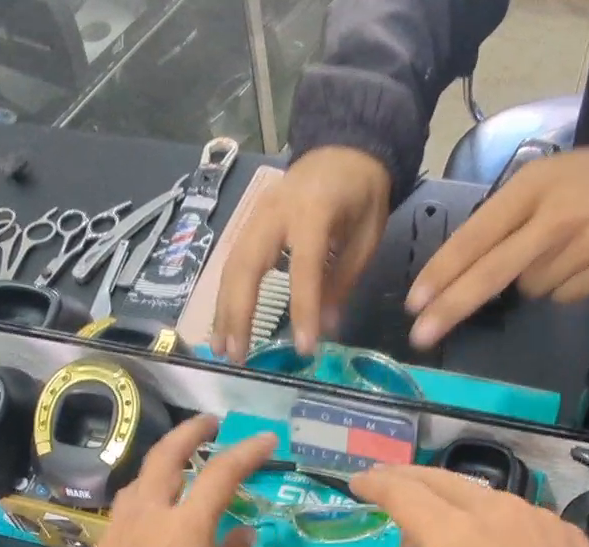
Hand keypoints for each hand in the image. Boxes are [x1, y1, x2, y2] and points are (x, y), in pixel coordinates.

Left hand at [92, 416, 277, 546]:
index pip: (220, 474)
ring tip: (179, 469)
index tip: (266, 441)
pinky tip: (153, 511)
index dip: (246, 452)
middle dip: (189, 433)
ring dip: (161, 466)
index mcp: (186, 529)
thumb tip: (238, 533)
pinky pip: (123, 511)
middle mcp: (147, 519)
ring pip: (137, 482)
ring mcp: (119, 533)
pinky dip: (143, 498)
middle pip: (164, 457)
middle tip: (210, 424)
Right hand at [212, 147, 391, 360]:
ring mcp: (255, 215)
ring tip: (223, 350)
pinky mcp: (248, 223)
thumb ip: (342, 280)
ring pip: (231, 266)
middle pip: (246, 266)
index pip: (303, 267)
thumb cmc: (361, 194)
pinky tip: (224, 327)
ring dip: (224, 311)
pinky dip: (226, 298)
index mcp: (312, 211)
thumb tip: (326, 328)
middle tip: (237, 356)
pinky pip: (232, 263)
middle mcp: (274, 211)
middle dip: (239, 314)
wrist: (344, 149)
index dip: (302, 309)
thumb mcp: (365, 237)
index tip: (303, 349)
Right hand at [350, 466, 588, 546]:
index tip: (358, 483)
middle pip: (443, 479)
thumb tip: (413, 542)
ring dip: (455, 499)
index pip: (403, 493)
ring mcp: (538, 518)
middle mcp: (497, 511)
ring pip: (485, 494)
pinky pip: (521, 516)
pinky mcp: (568, 533)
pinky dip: (497, 521)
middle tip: (389, 485)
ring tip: (441, 513)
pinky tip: (495, 542)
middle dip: (409, 478)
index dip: (375, 484)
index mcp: (453, 535)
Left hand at [405, 137, 588, 348]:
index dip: (443, 272)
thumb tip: (468, 270)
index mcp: (531, 187)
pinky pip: (565, 296)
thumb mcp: (545, 179)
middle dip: (453, 305)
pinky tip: (587, 258)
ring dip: (535, 280)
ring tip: (565, 248)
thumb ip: (507, 218)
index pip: (476, 235)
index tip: (416, 301)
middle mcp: (556, 216)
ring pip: (531, 290)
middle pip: (492, 272)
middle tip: (421, 335)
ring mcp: (587, 244)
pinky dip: (567, 285)